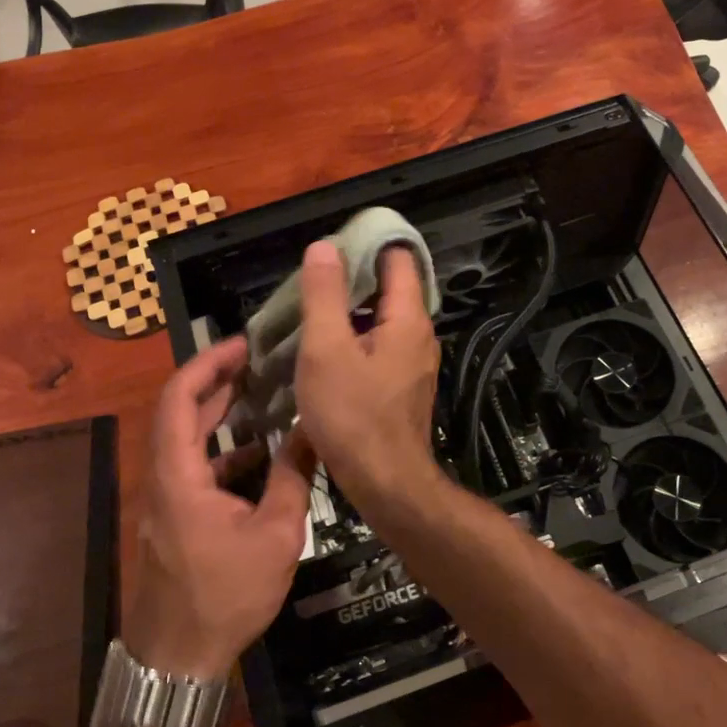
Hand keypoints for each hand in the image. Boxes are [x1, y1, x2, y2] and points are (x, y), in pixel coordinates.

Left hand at [127, 337, 312, 679]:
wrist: (177, 661)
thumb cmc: (225, 596)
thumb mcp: (274, 536)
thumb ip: (291, 478)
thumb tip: (314, 430)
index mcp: (178, 475)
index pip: (179, 399)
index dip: (207, 364)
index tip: (242, 345)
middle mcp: (162, 481)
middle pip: (179, 414)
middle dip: (216, 382)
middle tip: (257, 361)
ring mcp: (164, 504)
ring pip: (186, 444)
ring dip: (219, 418)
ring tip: (262, 399)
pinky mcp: (172, 523)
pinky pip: (192, 472)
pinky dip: (221, 454)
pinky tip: (258, 458)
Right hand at [293, 241, 443, 506]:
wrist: (384, 483)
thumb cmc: (353, 416)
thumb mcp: (327, 349)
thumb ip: (324, 295)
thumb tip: (325, 247)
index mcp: (408, 319)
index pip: (398, 258)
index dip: (366, 243)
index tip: (330, 245)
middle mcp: (418, 335)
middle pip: (389, 288)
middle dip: (351, 279)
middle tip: (309, 281)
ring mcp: (413, 363)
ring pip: (380, 320)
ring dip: (348, 313)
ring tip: (308, 313)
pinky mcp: (401, 387)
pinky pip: (378, 347)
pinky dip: (353, 340)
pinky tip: (322, 352)